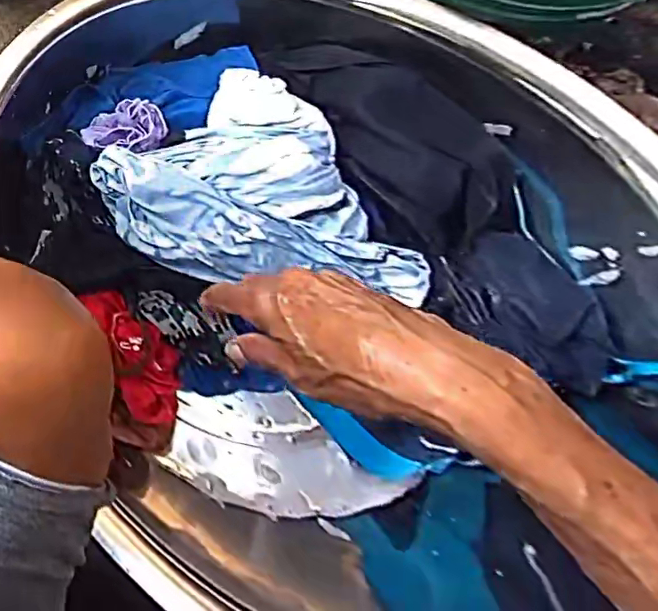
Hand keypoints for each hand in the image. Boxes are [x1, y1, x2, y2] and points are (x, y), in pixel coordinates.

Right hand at [201, 269, 533, 436]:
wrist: (446, 375)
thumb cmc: (369, 377)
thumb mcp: (301, 376)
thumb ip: (262, 355)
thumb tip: (242, 347)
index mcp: (268, 298)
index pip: (223, 293)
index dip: (213, 305)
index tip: (211, 313)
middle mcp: (295, 280)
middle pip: (257, 288)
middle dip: (253, 307)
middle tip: (258, 336)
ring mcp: (331, 280)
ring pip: (292, 289)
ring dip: (288, 307)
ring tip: (302, 340)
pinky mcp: (363, 288)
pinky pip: (324, 292)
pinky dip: (319, 308)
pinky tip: (337, 337)